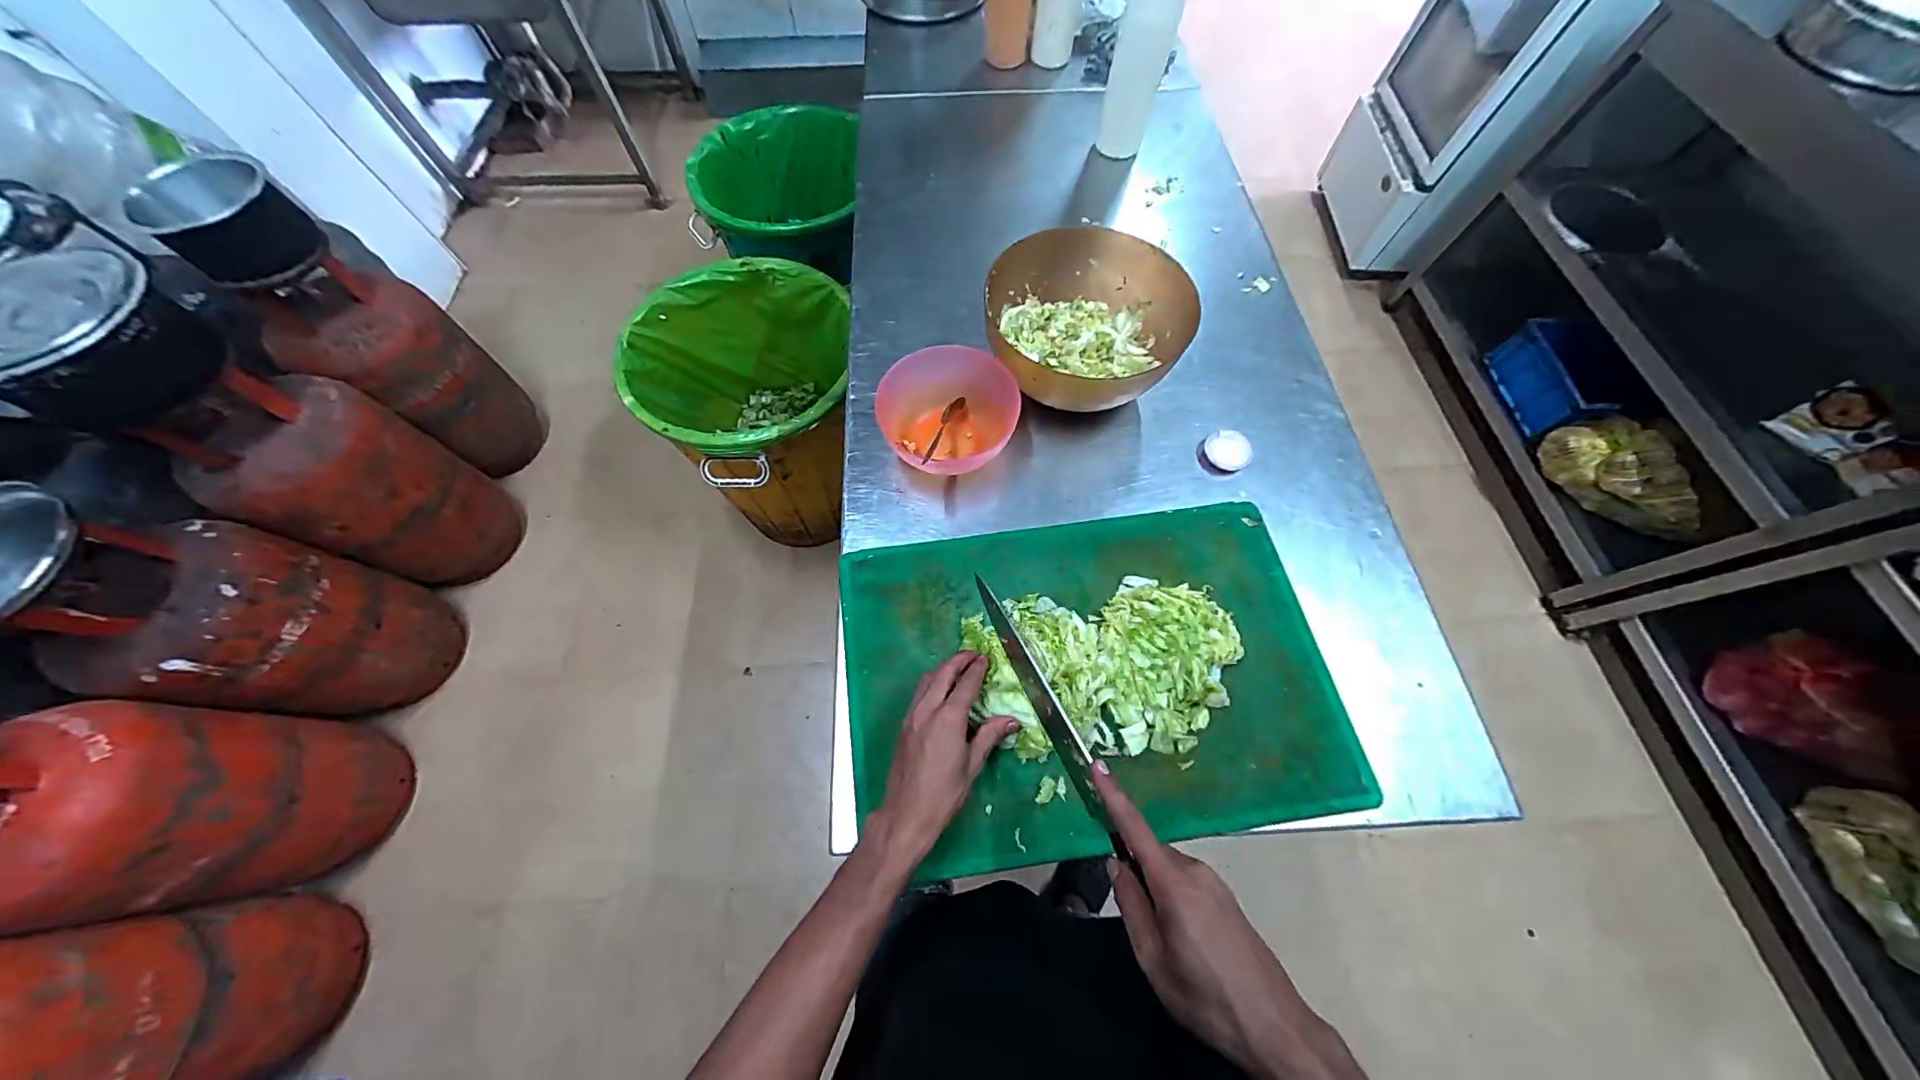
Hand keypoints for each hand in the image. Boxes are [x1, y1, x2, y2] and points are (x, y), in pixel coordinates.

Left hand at [867, 652, 1021, 874]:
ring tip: (959, 667)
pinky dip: (932, 683)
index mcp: (948, 719)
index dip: (977, 670)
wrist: (906, 813)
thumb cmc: (944, 794)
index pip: (965, 685)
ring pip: (927, 681)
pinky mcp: (904, 725)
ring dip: (943, 669)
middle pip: (942, 674)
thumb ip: (989, 736)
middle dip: (958, 661)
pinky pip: (919, 694)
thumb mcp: (972, 765)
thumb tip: (1011, 720)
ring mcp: (912, 716)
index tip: (986, 659)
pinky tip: (941, 690)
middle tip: (974, 655)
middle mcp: (927, 711)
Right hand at [1091, 761, 1367, 1079]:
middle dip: (1134, 873)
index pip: (1135, 828)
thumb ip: (1131, 905)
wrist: (1274, 1025)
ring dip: (1155, 892)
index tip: (1098, 765)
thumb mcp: (1153, 958)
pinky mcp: (1225, 897)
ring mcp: (1215, 882)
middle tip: (1138, 924)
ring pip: (1167, 870)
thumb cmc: (1206, 996)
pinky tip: (1183, 941)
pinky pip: (1185, 882)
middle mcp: (1196, 871)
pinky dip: (1172, 898)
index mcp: (1174, 883)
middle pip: (1150, 854)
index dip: (1113, 796)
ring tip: (1166, 945)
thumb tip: (1117, 865)